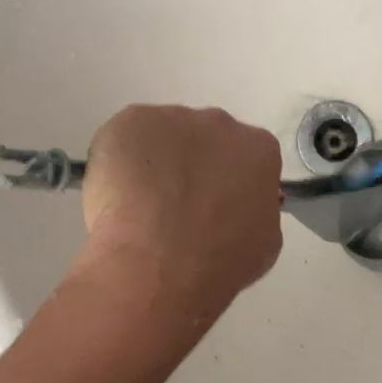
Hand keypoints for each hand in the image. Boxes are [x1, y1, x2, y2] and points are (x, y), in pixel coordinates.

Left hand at [78, 105, 283, 304]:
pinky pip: (123, 139)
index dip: (227, 182)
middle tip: (177, 207)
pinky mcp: (129, 122)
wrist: (160, 264)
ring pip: (162, 137)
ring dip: (155, 163)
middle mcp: (219, 123)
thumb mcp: (264, 242)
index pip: (246, 156)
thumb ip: (256, 209)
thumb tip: (239, 206)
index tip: (214, 206)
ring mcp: (171, 118)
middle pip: (204, 139)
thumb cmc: (220, 261)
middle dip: (192, 166)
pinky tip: (117, 198)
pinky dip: (118, 163)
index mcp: (258, 149)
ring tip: (140, 207)